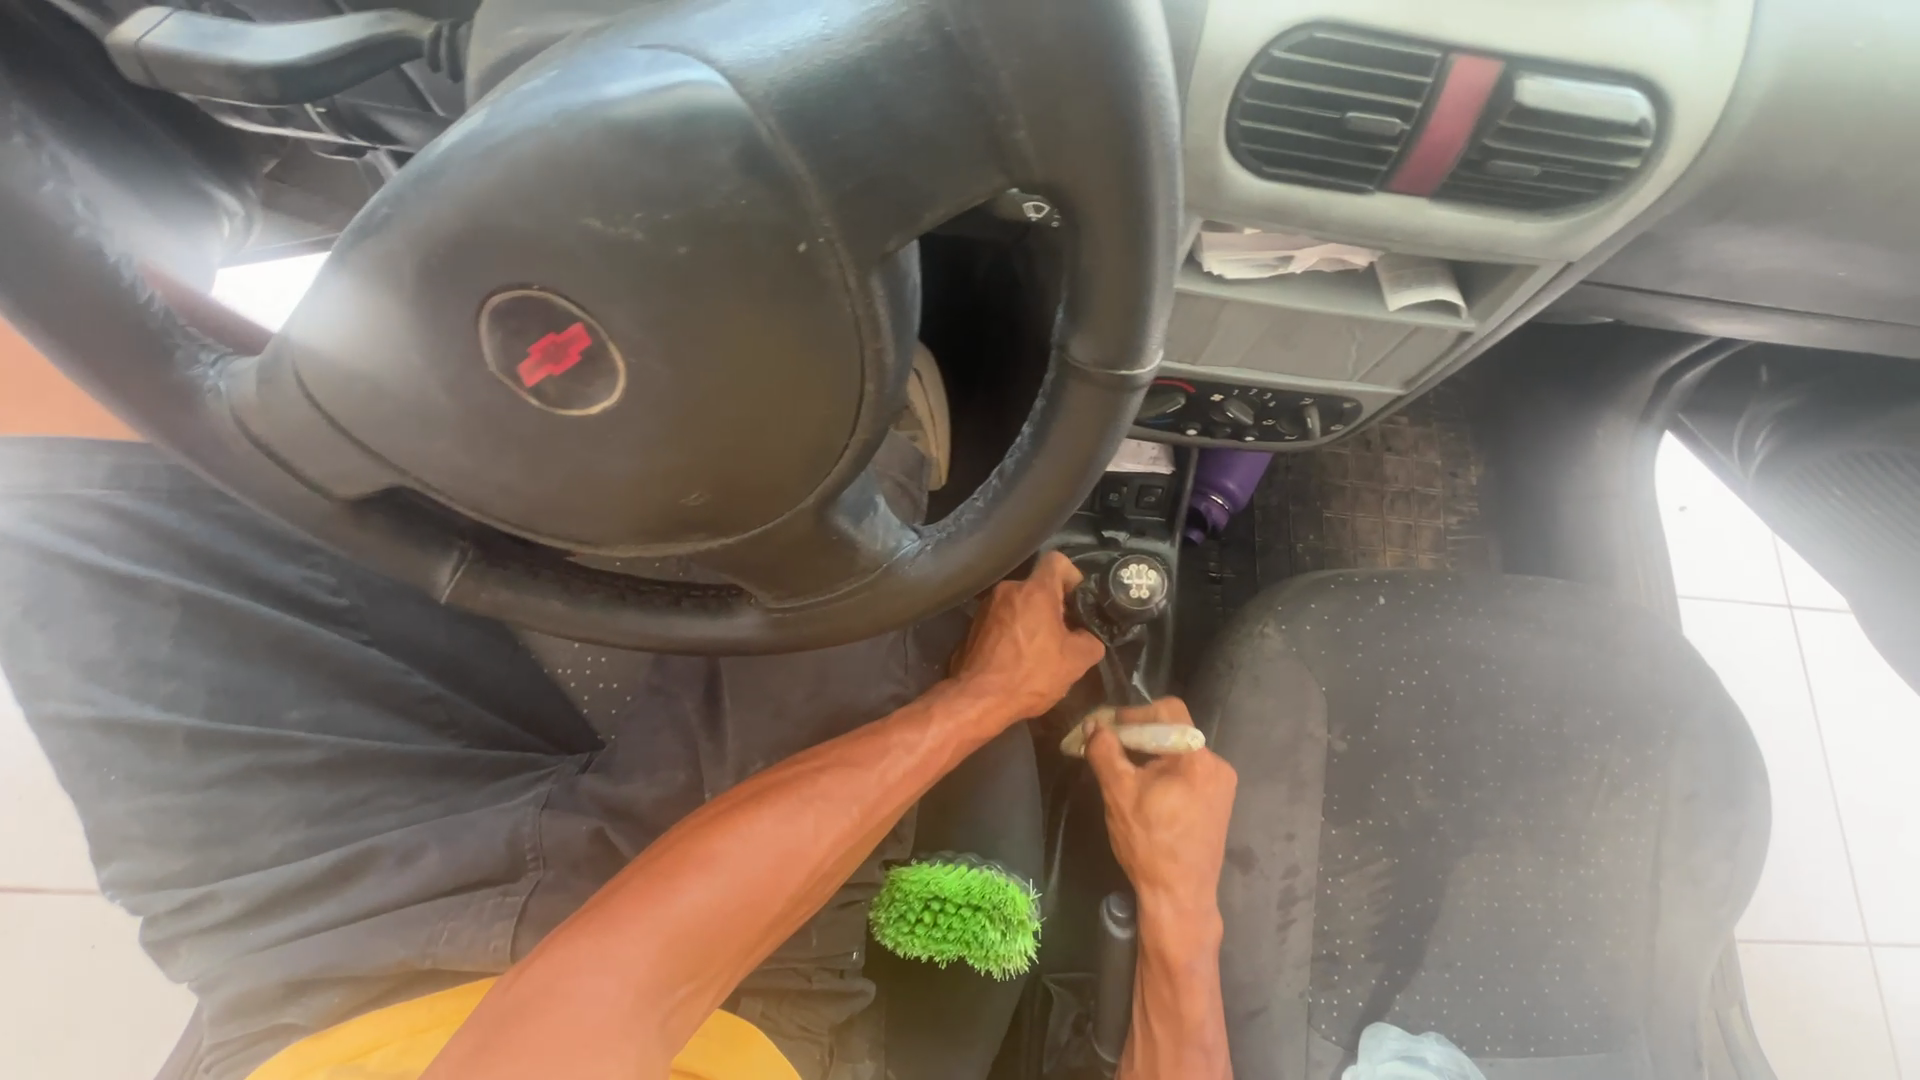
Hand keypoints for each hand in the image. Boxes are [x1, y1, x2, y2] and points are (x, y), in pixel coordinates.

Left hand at [950, 551, 1104, 723]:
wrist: (978, 699)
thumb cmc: (1030, 675)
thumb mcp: (1076, 661)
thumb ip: (1091, 639)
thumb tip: (1087, 635)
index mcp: (1034, 590)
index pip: (1057, 560)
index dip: (1073, 576)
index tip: (1078, 601)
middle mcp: (1007, 590)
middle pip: (1037, 586)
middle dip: (1053, 606)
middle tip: (1065, 634)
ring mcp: (986, 607)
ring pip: (1018, 604)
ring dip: (1032, 620)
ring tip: (1040, 650)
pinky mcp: (973, 625)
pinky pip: (1001, 619)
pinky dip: (1013, 631)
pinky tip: (1017, 658)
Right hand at [1084, 698, 1237, 920]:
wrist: (1179, 897)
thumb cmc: (1149, 843)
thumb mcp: (1118, 792)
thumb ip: (1105, 751)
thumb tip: (1094, 725)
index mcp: (1198, 758)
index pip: (1169, 711)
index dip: (1135, 712)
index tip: (1109, 727)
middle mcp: (1217, 766)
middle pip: (1173, 732)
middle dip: (1137, 736)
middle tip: (1108, 748)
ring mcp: (1221, 786)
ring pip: (1178, 753)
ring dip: (1148, 756)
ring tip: (1122, 771)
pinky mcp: (1218, 804)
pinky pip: (1187, 773)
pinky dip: (1163, 772)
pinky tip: (1143, 791)